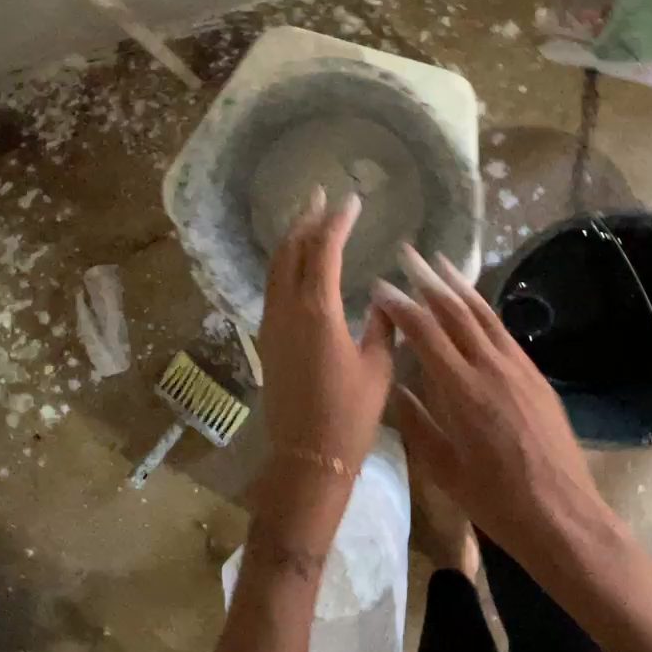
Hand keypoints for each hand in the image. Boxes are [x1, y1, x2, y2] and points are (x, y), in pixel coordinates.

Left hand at [257, 187, 394, 474]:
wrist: (308, 458)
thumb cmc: (350, 414)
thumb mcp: (378, 367)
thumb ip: (381, 325)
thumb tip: (384, 296)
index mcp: (318, 311)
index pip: (324, 250)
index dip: (338, 222)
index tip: (352, 201)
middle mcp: (287, 310)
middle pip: (290, 251)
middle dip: (305, 219)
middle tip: (318, 194)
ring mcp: (272, 324)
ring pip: (276, 268)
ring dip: (291, 239)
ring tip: (306, 218)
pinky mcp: (267, 340)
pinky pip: (273, 287)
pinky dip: (284, 264)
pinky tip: (297, 263)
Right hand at [373, 245, 615, 573]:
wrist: (562, 515)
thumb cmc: (496, 501)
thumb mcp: (443, 469)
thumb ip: (416, 423)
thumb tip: (396, 390)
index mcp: (461, 391)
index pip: (424, 333)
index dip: (400, 306)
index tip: (380, 286)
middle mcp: (490, 368)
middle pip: (455, 311)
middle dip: (428, 279)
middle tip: (408, 253)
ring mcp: (518, 368)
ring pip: (483, 315)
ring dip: (459, 286)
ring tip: (441, 262)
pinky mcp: (536, 376)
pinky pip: (504, 332)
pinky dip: (484, 309)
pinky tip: (475, 304)